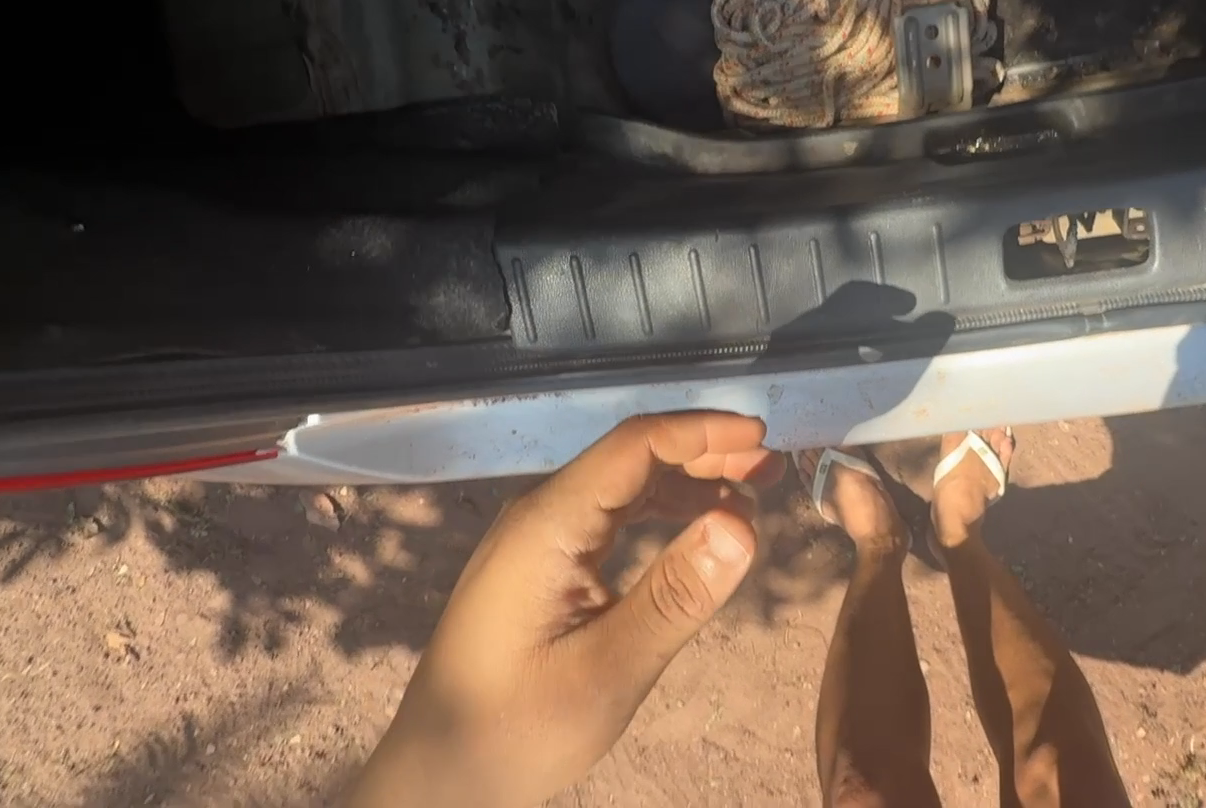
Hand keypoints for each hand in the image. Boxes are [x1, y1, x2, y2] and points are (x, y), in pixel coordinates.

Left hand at [349, 412, 782, 807]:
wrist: (434, 780)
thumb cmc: (513, 732)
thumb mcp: (606, 674)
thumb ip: (675, 596)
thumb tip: (746, 523)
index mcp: (549, 522)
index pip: (635, 444)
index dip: (702, 432)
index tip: (762, 438)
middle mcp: (544, 510)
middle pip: (634, 455)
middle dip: (706, 452)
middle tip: (771, 467)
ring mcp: (543, 532)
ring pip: (628, 481)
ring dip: (692, 479)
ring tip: (753, 493)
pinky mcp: (548, 556)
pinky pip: (616, 513)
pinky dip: (667, 510)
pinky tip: (702, 527)